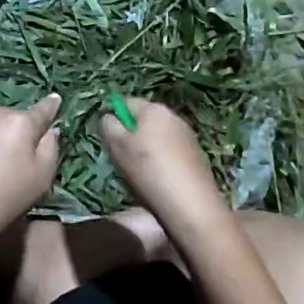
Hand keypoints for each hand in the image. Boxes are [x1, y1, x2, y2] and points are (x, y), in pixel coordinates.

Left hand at [0, 94, 61, 246]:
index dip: (51, 107)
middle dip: (16, 131)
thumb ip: (51, 148)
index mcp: (19, 122)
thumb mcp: (41, 178)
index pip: (42, 110)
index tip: (55, 100)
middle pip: (12, 118)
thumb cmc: (2, 198)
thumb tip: (49, 130)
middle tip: (15, 159)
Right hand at [99, 98, 228, 225]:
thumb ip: (108, 125)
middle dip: (130, 134)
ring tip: (139, 171)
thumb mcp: (118, 145)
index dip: (113, 117)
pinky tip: (158, 178)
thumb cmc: (148, 169)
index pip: (125, 102)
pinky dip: (160, 159)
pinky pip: (169, 150)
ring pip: (156, 136)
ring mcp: (187, 135)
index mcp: (154, 109)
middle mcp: (173, 116)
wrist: (189, 202)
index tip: (108, 139)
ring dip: (145, 148)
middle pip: (143, 119)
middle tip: (121, 157)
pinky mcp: (195, 154)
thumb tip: (108, 117)